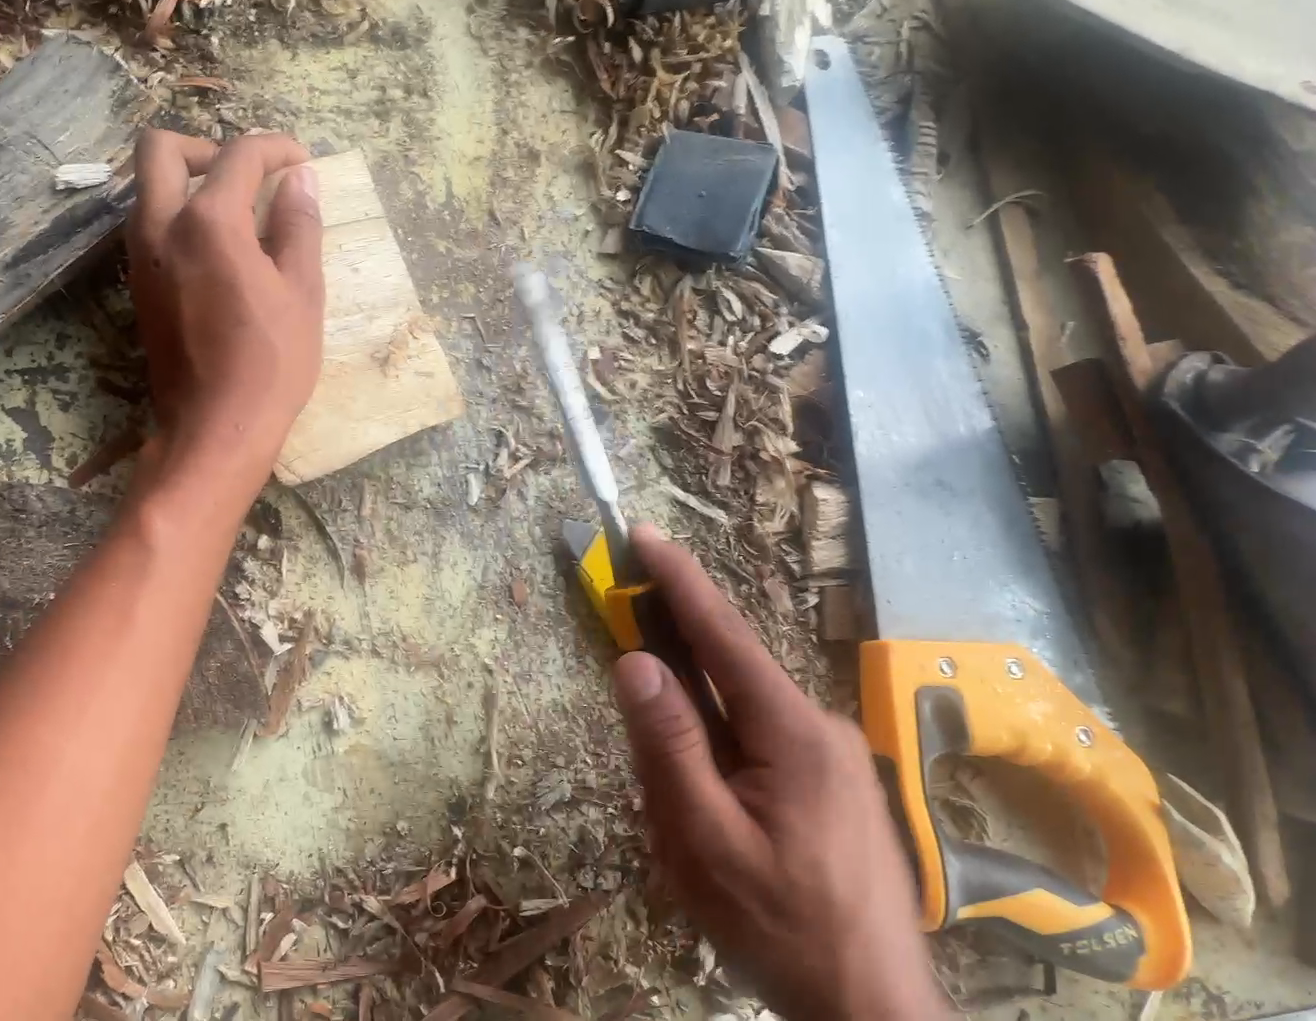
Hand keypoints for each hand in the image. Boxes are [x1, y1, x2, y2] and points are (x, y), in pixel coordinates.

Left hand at [126, 130, 324, 477]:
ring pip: (147, 188)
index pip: (239, 155)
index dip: (276, 148)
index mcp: (208, 222)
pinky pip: (149, 226)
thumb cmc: (270, 364)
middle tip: (247, 177)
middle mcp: (161, 228)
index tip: (302, 163)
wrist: (215, 428)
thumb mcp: (302, 293)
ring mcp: (141, 259)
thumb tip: (302, 180)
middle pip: (161, 150)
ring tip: (237, 214)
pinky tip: (218, 252)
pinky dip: (178, 217)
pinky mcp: (138, 288)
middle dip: (206, 147)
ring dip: (187, 182)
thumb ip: (299, 226)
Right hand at [611, 524, 948, 1020]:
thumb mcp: (705, 840)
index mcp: (792, 730)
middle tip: (631, 678)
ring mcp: (831, 757)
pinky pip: (756, 743)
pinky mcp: (829, 786)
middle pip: (728, 672)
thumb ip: (668, 745)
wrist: (874, 1013)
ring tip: (676, 803)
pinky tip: (707, 806)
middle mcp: (819, 727)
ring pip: (739, 715)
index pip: (724, 633)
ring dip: (692, 727)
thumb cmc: (783, 927)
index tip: (643, 533)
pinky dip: (716, 749)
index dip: (679, 580)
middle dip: (673, 661)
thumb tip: (635, 661)